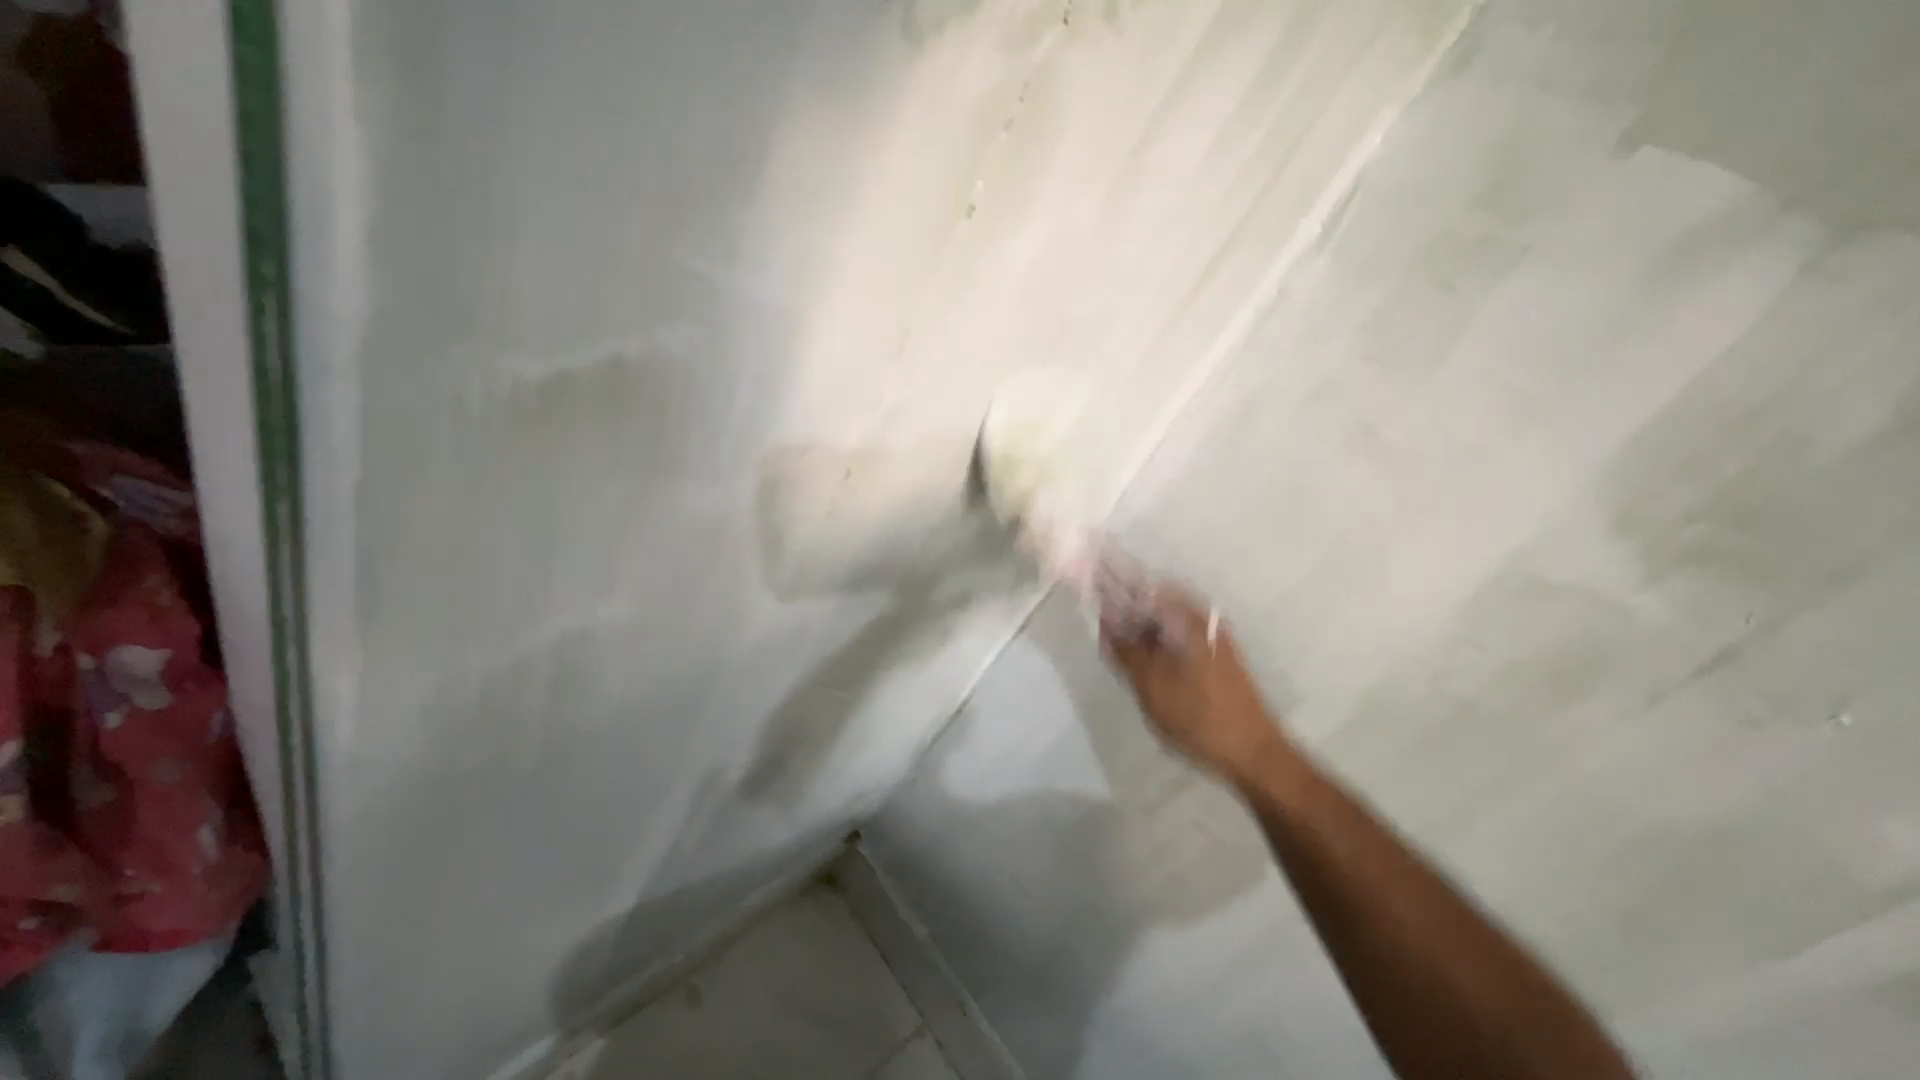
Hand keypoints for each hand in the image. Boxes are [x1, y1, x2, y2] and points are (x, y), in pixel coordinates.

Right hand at [1100, 584, 1290, 784]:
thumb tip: (1105, 619)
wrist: (1253, 751)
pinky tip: (1140, 649)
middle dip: (1125, 597)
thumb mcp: (1151, 686)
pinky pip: (1177, 631)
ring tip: (1113, 628)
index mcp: (1186, 617)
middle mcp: (1201, 617)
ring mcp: (1212, 635)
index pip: (1141, 585)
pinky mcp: (1216, 653)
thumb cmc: (1198, 717)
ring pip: (1166, 615)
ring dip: (1140, 617)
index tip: (1089, 575)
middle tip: (1097, 603)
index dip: (1113, 579)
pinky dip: (1156, 633)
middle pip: (1155, 596)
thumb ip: (1125, 650)